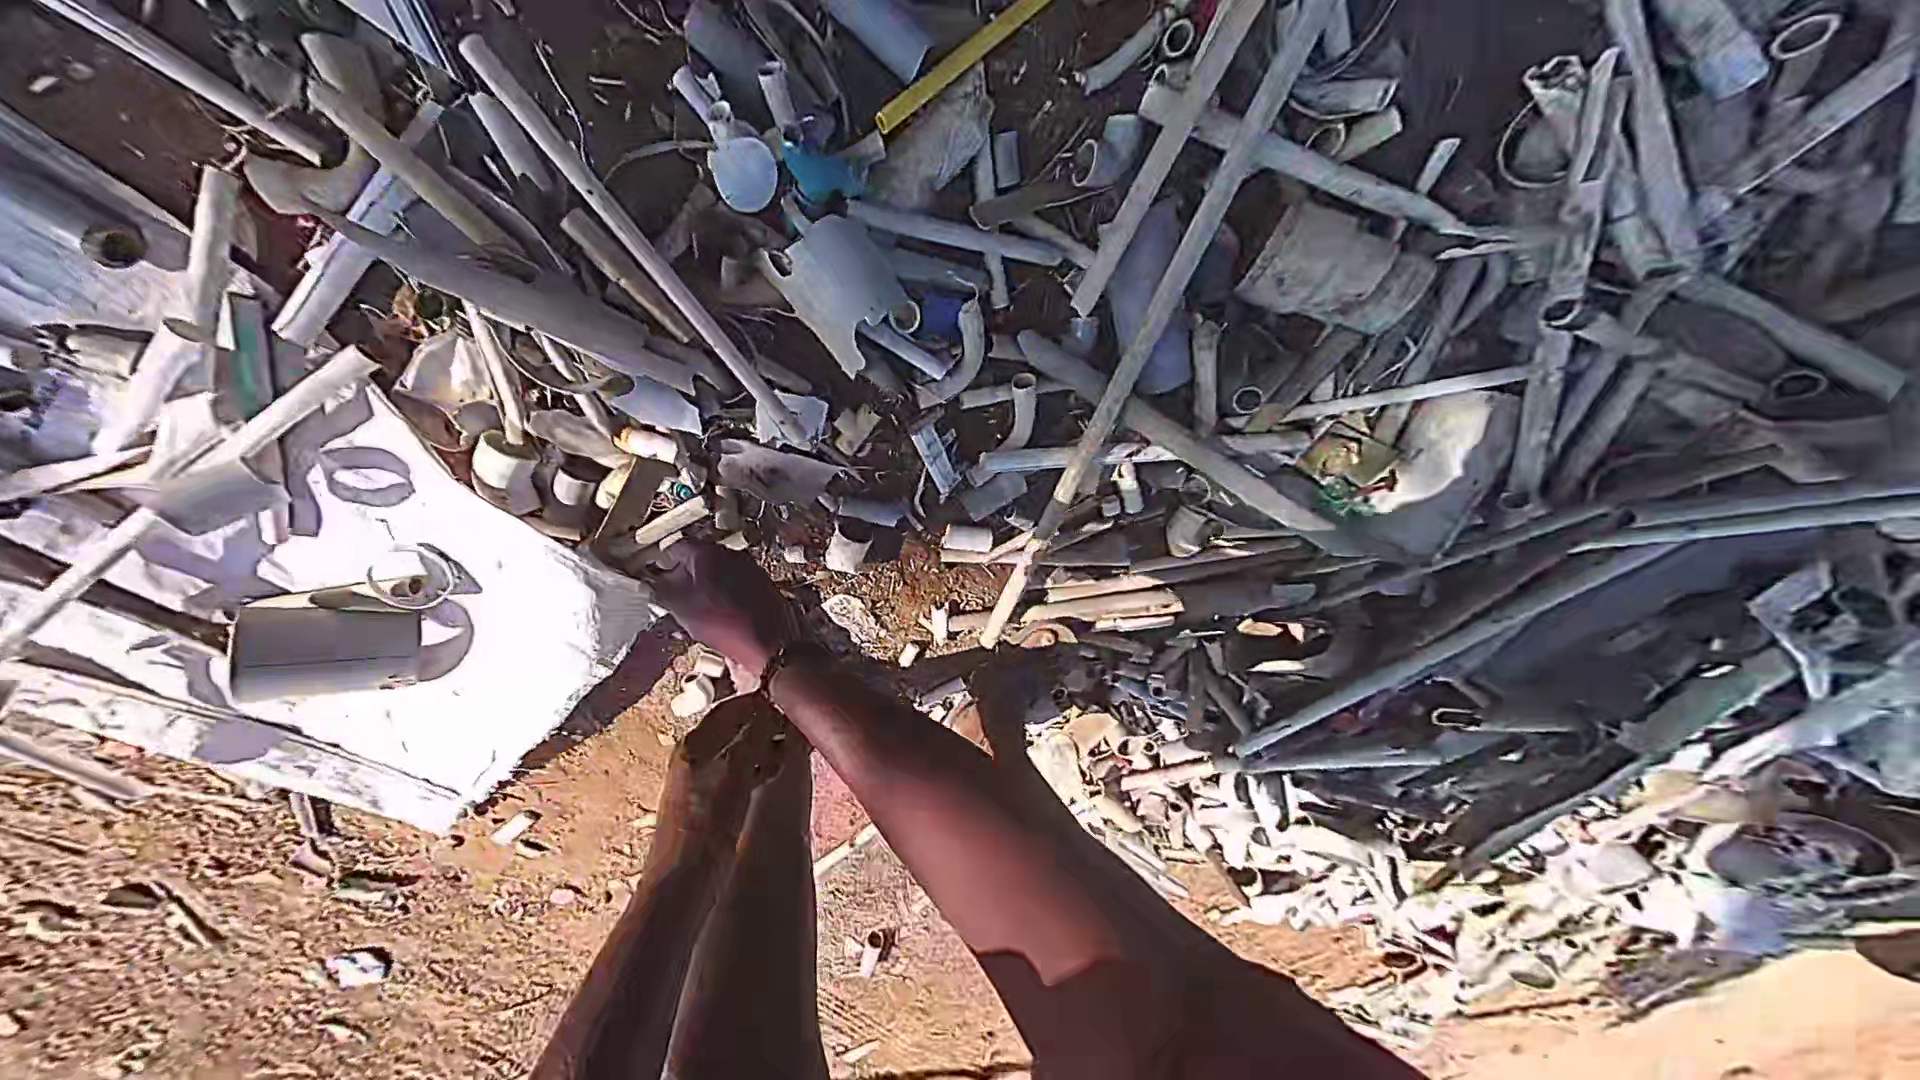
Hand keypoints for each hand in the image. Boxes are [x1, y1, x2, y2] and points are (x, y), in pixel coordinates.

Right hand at [650, 543, 798, 679]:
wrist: (771, 642)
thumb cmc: (725, 623)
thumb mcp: (681, 607)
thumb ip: (661, 589)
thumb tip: (651, 581)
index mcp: (708, 552)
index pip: (675, 548)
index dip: (661, 563)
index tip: (654, 578)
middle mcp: (730, 554)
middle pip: (697, 561)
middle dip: (682, 577)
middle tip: (671, 598)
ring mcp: (749, 568)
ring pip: (714, 574)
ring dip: (701, 589)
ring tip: (691, 613)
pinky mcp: (761, 585)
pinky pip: (732, 586)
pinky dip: (719, 597)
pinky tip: (714, 617)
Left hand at [653, 694, 788, 860]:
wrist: (685, 883)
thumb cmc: (703, 828)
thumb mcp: (735, 772)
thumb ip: (753, 737)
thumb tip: (769, 711)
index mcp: (693, 746)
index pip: (730, 708)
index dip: (759, 703)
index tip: (784, 703)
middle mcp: (696, 759)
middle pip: (737, 728)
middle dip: (766, 726)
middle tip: (791, 728)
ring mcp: (704, 781)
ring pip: (741, 751)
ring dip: (765, 747)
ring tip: (787, 750)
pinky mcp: (714, 802)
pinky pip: (741, 773)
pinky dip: (759, 768)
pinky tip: (773, 771)